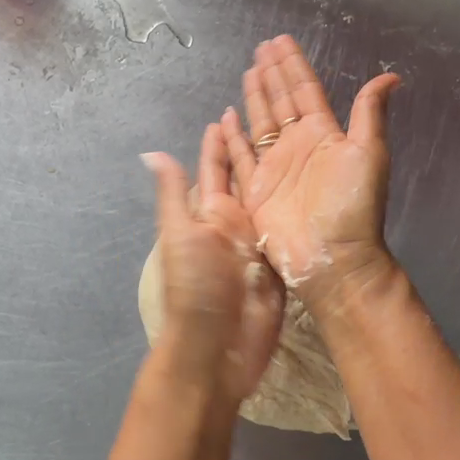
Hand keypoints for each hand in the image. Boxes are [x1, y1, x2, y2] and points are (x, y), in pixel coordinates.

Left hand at [142, 124, 286, 403]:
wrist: (219, 348)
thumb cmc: (195, 288)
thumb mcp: (179, 234)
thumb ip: (172, 192)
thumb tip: (150, 151)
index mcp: (208, 212)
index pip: (214, 168)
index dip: (220, 142)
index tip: (228, 112)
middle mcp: (233, 222)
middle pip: (242, 177)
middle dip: (249, 148)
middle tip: (265, 115)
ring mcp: (258, 242)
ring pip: (266, 198)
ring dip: (274, 172)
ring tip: (290, 140)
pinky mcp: (279, 262)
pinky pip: (287, 227)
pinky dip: (294, 206)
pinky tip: (309, 186)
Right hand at [225, 35, 400, 309]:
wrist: (333, 259)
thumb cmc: (352, 205)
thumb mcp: (368, 152)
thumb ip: (370, 112)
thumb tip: (391, 75)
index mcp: (323, 134)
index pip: (304, 89)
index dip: (293, 65)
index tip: (281, 40)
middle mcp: (297, 145)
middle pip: (280, 100)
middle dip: (272, 73)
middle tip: (261, 47)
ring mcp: (274, 166)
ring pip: (260, 121)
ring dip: (255, 95)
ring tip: (249, 70)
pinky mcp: (255, 189)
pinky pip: (240, 154)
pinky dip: (232, 135)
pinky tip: (226, 116)